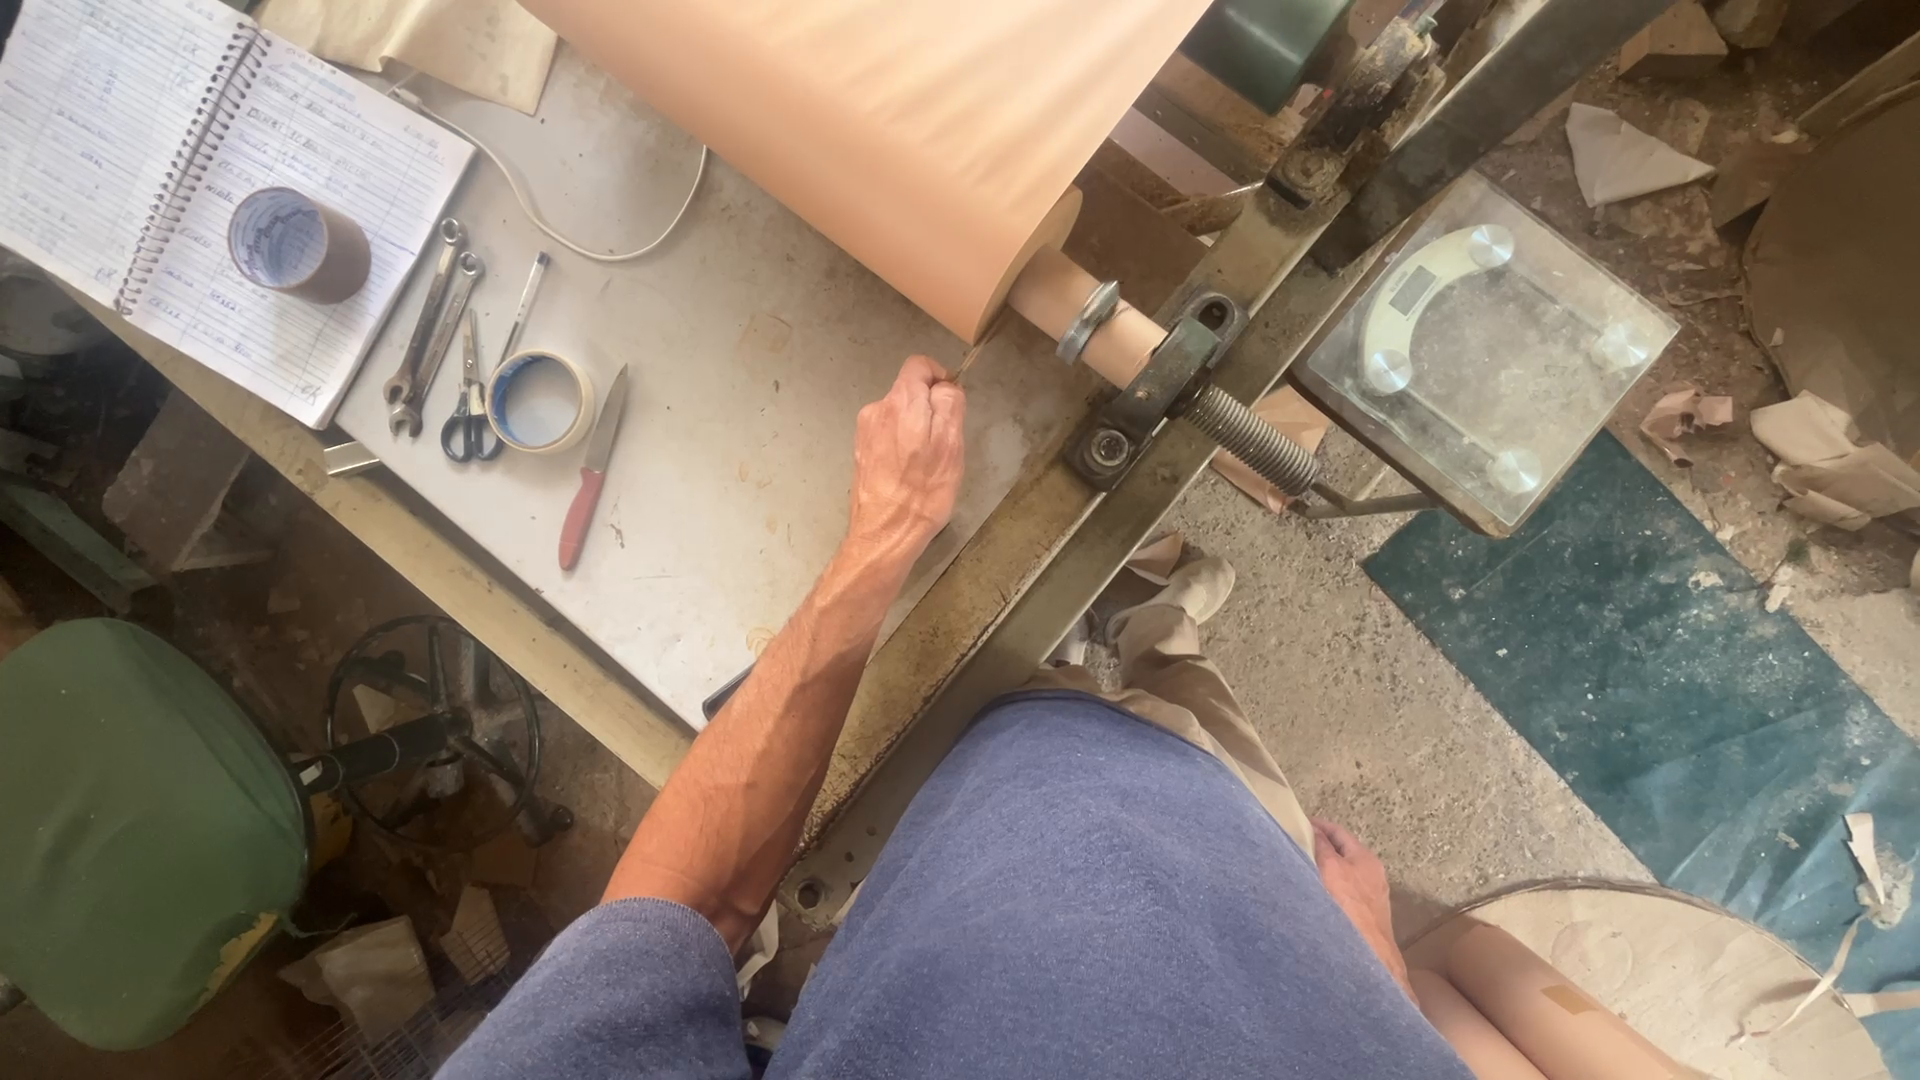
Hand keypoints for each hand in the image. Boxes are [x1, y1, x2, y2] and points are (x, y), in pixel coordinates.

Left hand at [846, 355, 965, 562]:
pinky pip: (888, 436)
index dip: (939, 377)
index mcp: (900, 401)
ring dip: (916, 430)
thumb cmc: (924, 491)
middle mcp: (876, 409)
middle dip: (929, 410)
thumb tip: (945, 387)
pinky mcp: (860, 453)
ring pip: (899, 416)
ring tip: (926, 464)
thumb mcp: (951, 444)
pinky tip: (908, 473)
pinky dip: (901, 447)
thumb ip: (949, 404)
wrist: (885, 533)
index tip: (951, 403)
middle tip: (943, 444)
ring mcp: (865, 432)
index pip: (919, 365)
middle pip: (909, 392)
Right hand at [1312, 818, 1411, 994]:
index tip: (1295, 824)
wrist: (1368, 953)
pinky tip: (1314, 894)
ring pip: (1341, 873)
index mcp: (1366, 858)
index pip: (1338, 832)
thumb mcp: (1330, 867)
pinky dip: (1328, 886)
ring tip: (1300, 868)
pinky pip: (1343, 892)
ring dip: (1322, 868)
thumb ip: (1321, 845)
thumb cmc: (1348, 904)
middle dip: (1319, 847)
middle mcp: (1372, 875)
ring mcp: (1370, 897)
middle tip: (1294, 845)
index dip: (1317, 825)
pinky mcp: (1365, 915)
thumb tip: (1313, 829)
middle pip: (1341, 852)